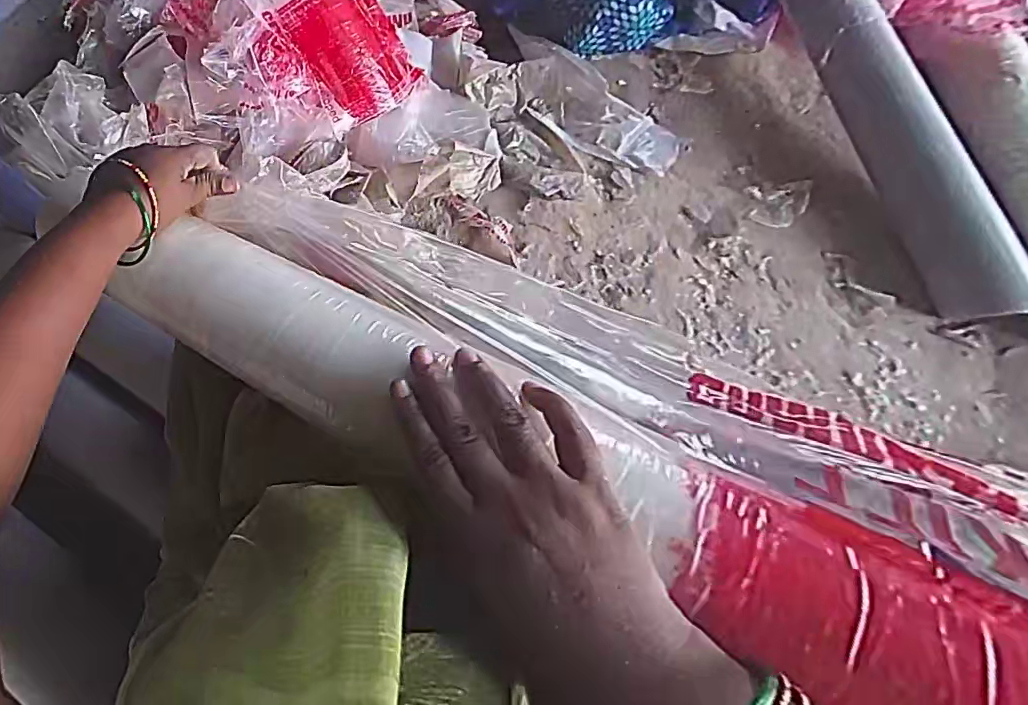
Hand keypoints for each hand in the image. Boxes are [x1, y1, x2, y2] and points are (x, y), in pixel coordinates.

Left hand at [85, 143, 235, 232]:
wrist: (107, 216)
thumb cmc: (153, 206)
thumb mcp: (185, 198)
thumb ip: (209, 186)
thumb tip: (233, 181)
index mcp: (175, 154)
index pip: (204, 153)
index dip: (213, 169)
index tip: (211, 190)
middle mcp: (152, 147)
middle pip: (178, 157)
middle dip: (186, 175)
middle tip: (188, 200)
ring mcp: (129, 155)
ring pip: (154, 161)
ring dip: (162, 176)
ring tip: (161, 201)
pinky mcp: (110, 166)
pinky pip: (133, 168)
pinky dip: (141, 179)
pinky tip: (139, 198)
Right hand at [392, 347, 752, 704]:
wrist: (629, 671)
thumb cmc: (550, 648)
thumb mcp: (486, 596)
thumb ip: (465, 543)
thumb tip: (447, 503)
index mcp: (474, 533)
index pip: (431, 461)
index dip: (412, 420)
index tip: (398, 388)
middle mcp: (506, 502)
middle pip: (462, 432)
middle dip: (437, 389)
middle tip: (421, 355)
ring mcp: (553, 491)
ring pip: (510, 423)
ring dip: (485, 384)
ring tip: (466, 355)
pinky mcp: (595, 490)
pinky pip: (573, 435)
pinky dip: (554, 405)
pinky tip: (534, 386)